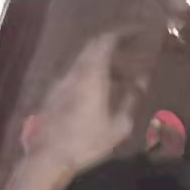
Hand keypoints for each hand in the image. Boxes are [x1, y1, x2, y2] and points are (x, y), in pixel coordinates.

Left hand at [23, 31, 147, 179]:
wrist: (47, 158)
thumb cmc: (86, 143)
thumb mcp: (118, 126)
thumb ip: (131, 100)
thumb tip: (142, 81)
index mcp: (91, 75)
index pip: (106, 41)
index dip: (123, 33)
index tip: (138, 32)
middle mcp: (75, 72)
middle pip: (93, 46)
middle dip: (114, 44)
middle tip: (133, 49)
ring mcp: (62, 81)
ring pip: (85, 60)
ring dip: (104, 60)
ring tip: (123, 73)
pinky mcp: (55, 93)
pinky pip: (77, 72)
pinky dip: (93, 72)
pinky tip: (103, 89)